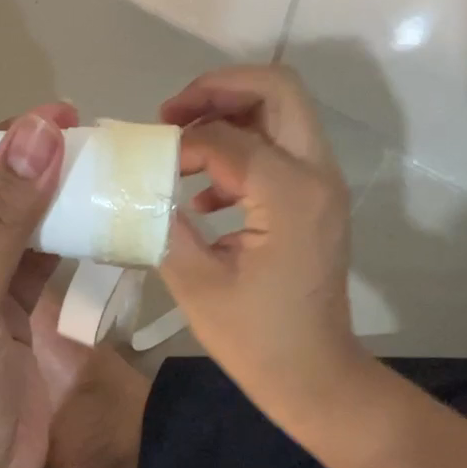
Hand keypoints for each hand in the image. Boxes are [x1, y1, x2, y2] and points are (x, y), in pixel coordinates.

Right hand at [159, 66, 364, 420]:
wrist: (314, 376)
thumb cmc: (256, 340)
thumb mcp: (197, 284)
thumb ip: (166, 226)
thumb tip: (142, 189)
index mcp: (290, 194)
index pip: (228, 137)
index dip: (181, 142)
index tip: (148, 165)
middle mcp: (318, 175)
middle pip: (276, 91)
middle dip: (218, 91)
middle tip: (171, 115)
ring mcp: (324, 187)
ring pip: (283, 115)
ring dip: (231, 118)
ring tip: (181, 149)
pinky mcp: (318, 203)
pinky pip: (283, 152)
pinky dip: (245, 153)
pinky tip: (205, 197)